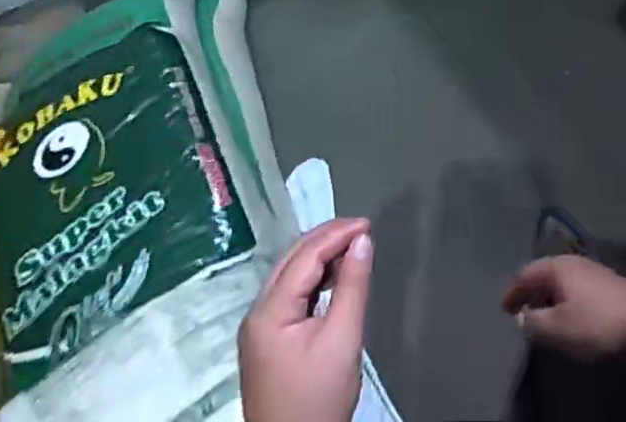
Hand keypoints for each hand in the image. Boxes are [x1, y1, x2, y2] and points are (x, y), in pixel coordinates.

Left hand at [239, 218, 373, 421]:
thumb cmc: (318, 400)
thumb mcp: (343, 339)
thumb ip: (353, 284)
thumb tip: (362, 240)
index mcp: (268, 313)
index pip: (305, 257)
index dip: (337, 234)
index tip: (369, 224)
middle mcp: (257, 315)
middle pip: (292, 259)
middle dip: (327, 238)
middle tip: (363, 230)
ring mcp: (259, 329)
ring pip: (291, 273)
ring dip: (321, 255)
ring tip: (355, 248)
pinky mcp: (268, 340)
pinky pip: (292, 293)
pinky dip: (315, 276)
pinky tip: (336, 277)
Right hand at [500, 255, 625, 359]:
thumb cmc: (597, 321)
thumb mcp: (559, 328)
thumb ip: (534, 322)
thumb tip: (521, 316)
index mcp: (557, 267)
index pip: (525, 273)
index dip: (512, 291)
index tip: (503, 309)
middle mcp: (571, 261)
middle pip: (541, 272)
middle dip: (527, 291)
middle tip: (516, 311)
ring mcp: (588, 268)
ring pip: (557, 278)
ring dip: (543, 294)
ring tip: (537, 314)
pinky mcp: (601, 281)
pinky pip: (570, 284)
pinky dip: (559, 296)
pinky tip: (563, 312)